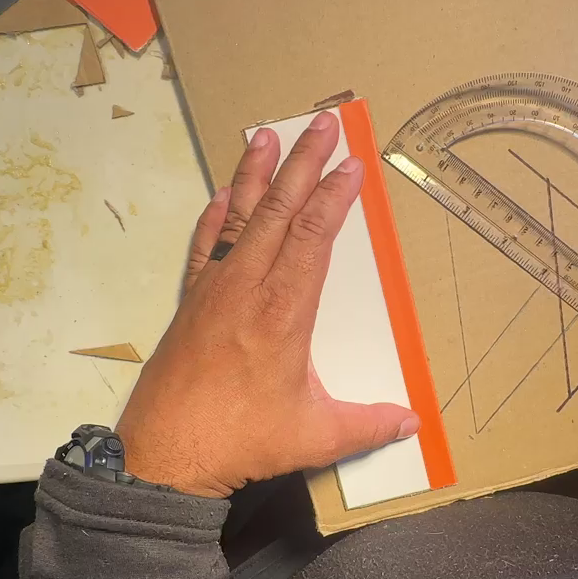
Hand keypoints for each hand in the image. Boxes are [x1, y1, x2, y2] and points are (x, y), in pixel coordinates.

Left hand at [115, 111, 420, 497]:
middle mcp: (247, 289)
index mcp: (283, 313)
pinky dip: (216, 215)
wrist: (164, 455)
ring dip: (255, 173)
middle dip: (304, 163)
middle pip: (278, 211)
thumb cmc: (239, 441)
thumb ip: (369, 424)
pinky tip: (222, 194)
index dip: (334, 198)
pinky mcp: (192, 302)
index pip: (312, 238)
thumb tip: (412, 423)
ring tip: (268, 135)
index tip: (351, 164)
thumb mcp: (314, 437)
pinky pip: (205, 245)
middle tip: (321, 123)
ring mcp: (213, 290)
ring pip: (239, 218)